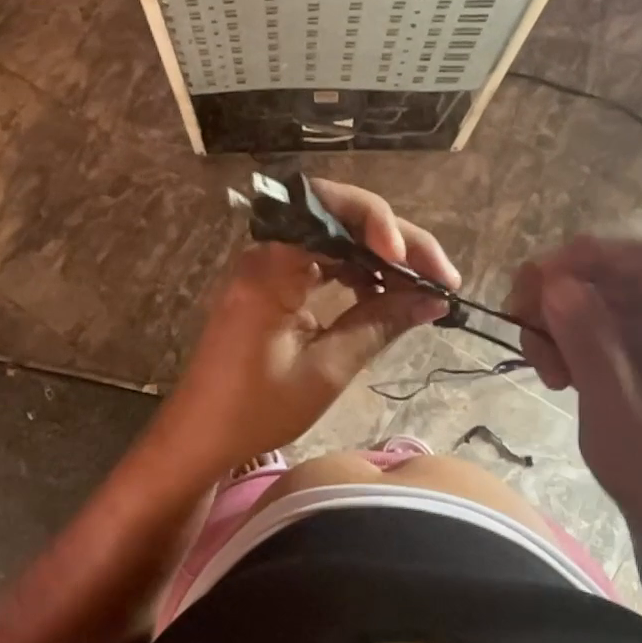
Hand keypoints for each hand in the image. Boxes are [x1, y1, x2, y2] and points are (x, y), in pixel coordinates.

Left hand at [167, 179, 458, 467]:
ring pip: (334, 236)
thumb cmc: (256, 409)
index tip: (416, 263)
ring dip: (379, 255)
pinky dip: (356, 269)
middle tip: (441, 276)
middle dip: (394, 240)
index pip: (331, 209)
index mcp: (270, 266)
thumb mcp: (327, 370)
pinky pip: (319, 258)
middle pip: (338, 216)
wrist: (200, 433)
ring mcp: (266, 266)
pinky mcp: (270, 283)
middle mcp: (266, 252)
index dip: (382, 225)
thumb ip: (380, 324)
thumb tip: (433, 298)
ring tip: (423, 286)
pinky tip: (386, 293)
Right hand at [508, 237, 641, 568]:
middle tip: (521, 319)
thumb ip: (592, 349)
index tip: (537, 280)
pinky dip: (560, 332)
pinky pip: (591, 313)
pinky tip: (553, 370)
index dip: (594, 254)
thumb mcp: (618, 419)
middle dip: (562, 285)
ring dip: (554, 313)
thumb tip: (556, 284)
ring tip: (541, 364)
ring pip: (597, 287)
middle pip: (619, 266)